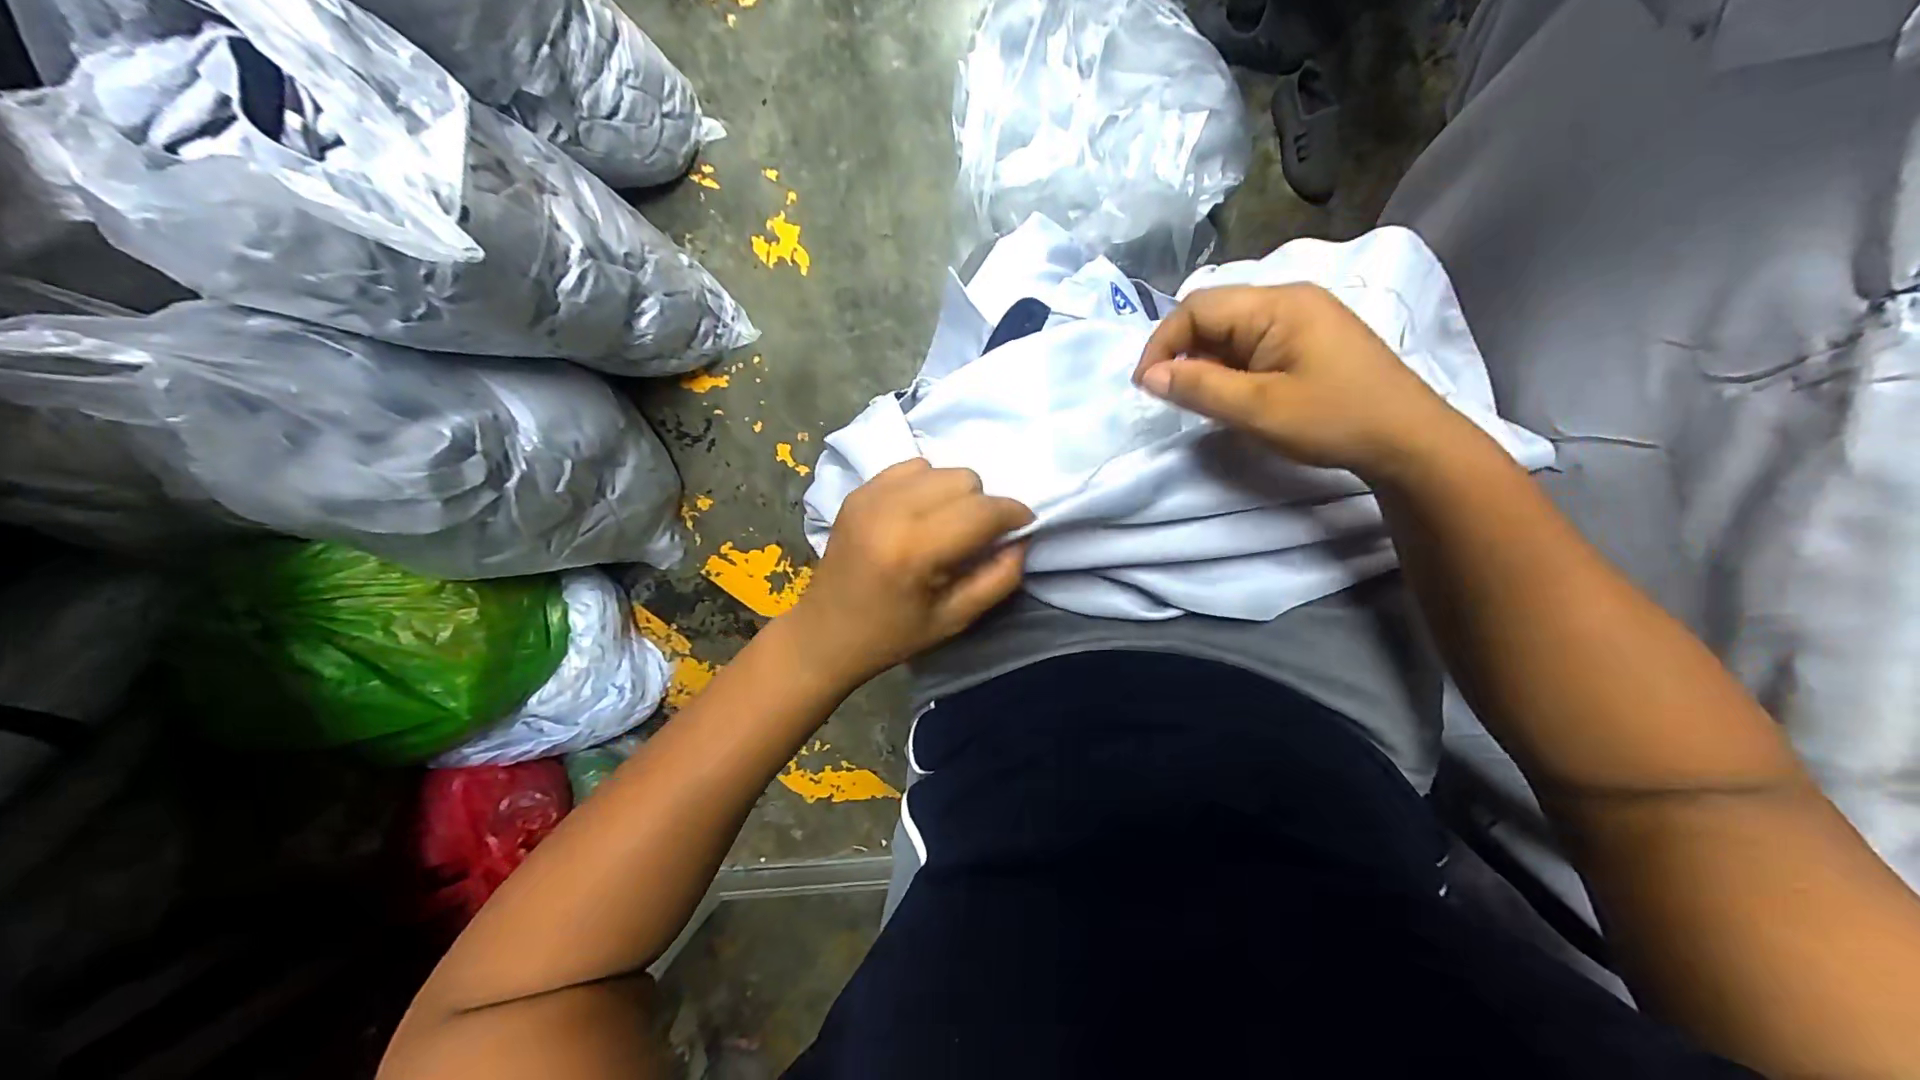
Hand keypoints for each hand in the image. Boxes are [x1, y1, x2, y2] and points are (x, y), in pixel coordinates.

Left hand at [783, 459, 1033, 684]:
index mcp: (914, 550)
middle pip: (965, 479)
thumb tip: (1021, 538)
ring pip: (940, 468)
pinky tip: (919, 514)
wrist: (824, 633)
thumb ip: (999, 577)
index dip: (1013, 514)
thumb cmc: (892, 635)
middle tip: (975, 538)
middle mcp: (890, 510)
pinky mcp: (858, 491)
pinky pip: (911, 467)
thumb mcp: (956, 620)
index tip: (1023, 527)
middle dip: (982, 505)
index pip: (982, 510)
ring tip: (945, 525)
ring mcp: (869, 495)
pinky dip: (927, 484)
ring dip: (955, 493)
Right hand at [1132, 284, 1476, 482]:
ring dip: (1206, 361)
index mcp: (1277, 304)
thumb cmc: (1333, 419)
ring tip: (1201, 399)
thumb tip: (1150, 376)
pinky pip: (1254, 341)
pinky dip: (1231, 365)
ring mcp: (1303, 316)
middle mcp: (1289, 298)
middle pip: (1214, 313)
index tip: (1146, 386)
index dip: (1162, 344)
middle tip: (1171, 396)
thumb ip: (1199, 388)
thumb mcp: (1258, 409)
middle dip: (1182, 352)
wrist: (1409, 439)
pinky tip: (1233, 393)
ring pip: (1231, 329)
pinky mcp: (1311, 337)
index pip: (1197, 308)